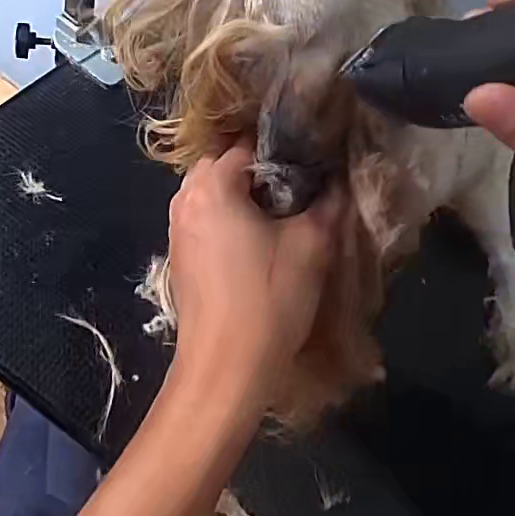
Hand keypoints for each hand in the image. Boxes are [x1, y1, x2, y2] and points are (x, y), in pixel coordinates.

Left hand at [166, 143, 340, 403]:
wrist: (224, 372)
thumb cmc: (267, 300)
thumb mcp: (312, 245)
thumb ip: (329, 201)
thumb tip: (337, 178)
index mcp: (212, 185)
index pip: (250, 142)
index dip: (285, 149)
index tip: (313, 163)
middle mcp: (185, 199)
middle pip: (226, 162)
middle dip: (261, 169)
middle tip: (298, 188)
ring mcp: (176, 228)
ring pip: (213, 189)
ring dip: (243, 192)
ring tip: (281, 212)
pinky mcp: (178, 255)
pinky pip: (205, 215)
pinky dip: (228, 214)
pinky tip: (257, 238)